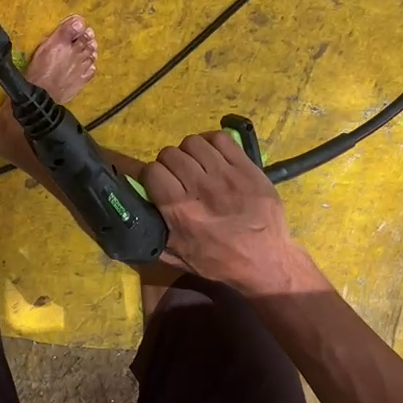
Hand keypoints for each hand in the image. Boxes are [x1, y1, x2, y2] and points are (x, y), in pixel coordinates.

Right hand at [137, 132, 313, 295]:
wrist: (268, 262)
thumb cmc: (221, 262)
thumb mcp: (179, 257)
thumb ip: (153, 233)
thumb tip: (133, 211)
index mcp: (181, 211)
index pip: (152, 171)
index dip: (151, 175)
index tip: (157, 183)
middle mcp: (201, 189)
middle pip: (170, 154)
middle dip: (168, 163)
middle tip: (177, 176)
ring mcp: (227, 176)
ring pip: (193, 143)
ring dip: (189, 152)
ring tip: (196, 165)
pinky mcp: (248, 169)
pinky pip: (221, 139)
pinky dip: (211, 143)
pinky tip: (213, 156)